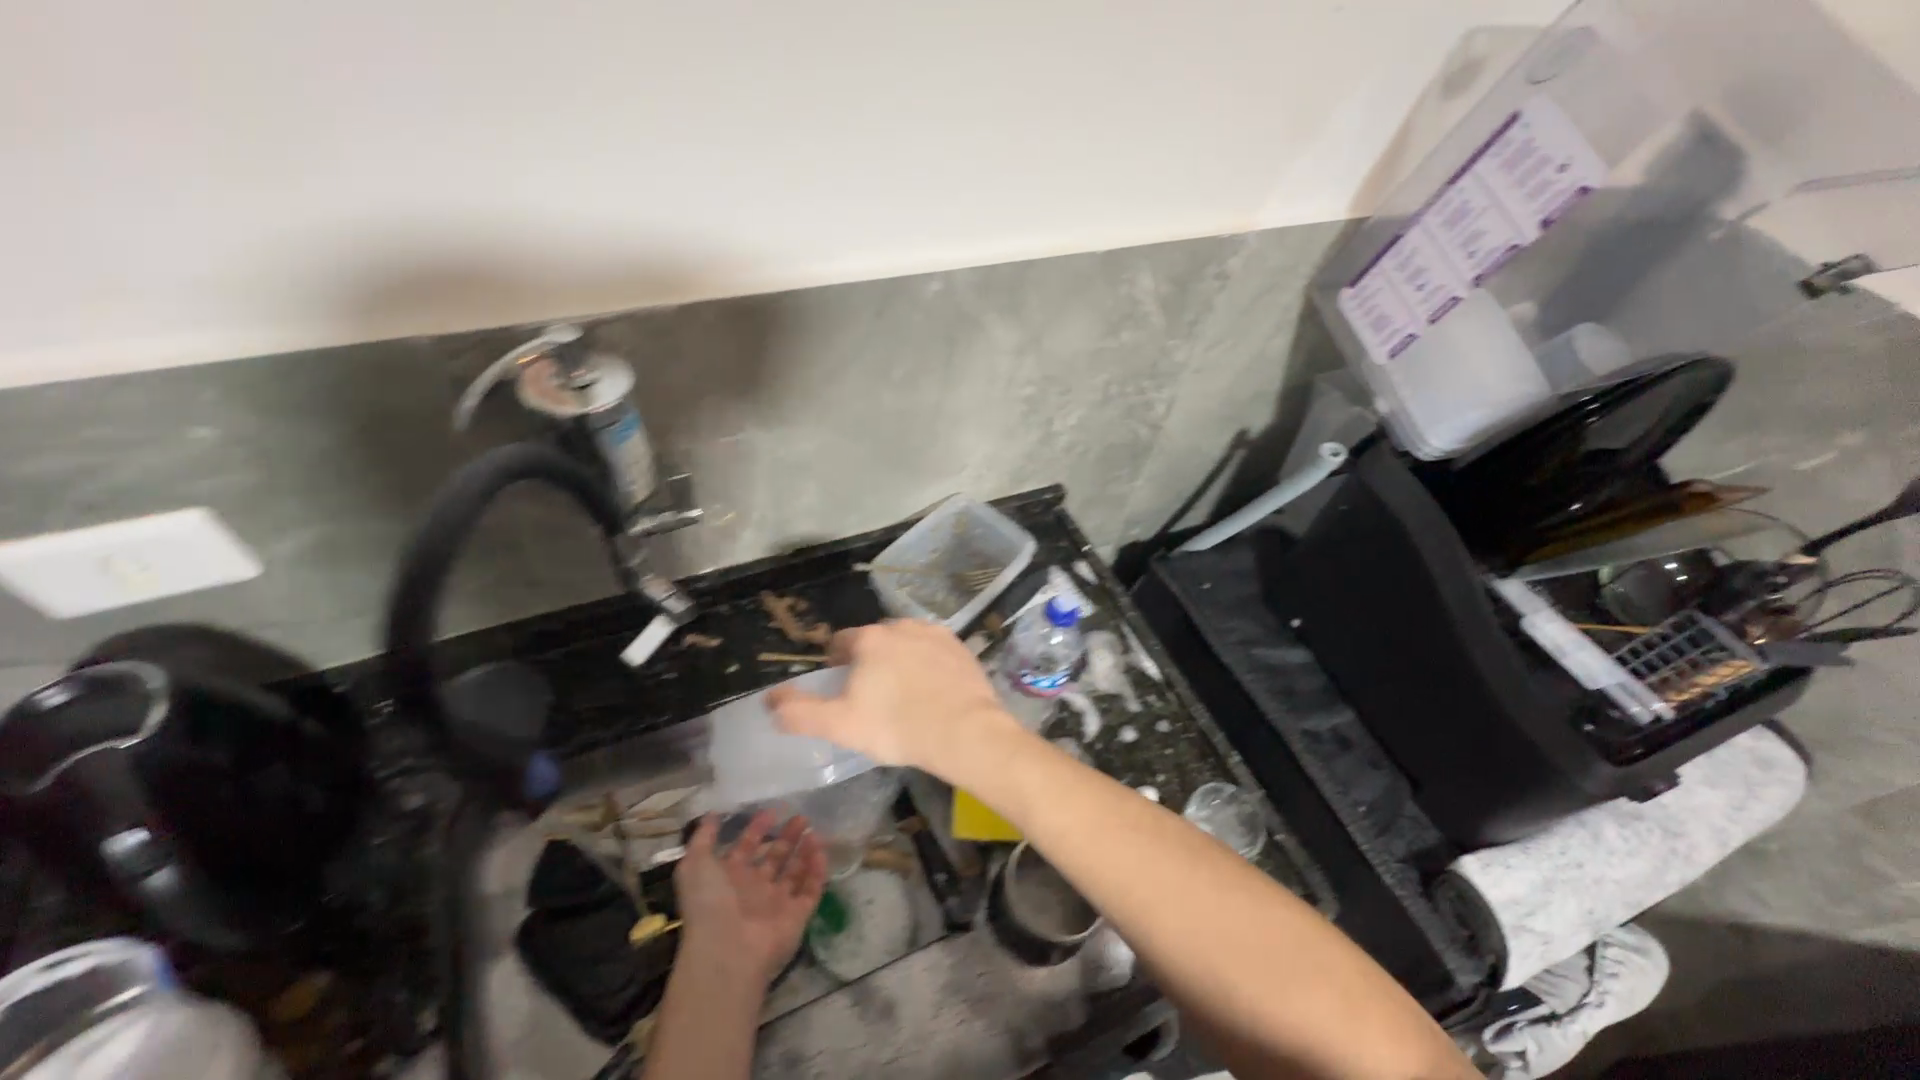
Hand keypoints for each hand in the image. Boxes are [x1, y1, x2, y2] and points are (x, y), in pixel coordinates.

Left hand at [673, 812, 827, 989]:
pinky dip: (817, 871)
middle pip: (774, 858)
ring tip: (815, 831)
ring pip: (795, 873)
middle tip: (802, 818)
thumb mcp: (695, 863)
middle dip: (787, 837)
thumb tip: (712, 813)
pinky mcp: (797, 915)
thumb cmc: (710, 903)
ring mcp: (776, 904)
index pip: (746, 848)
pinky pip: (811, 889)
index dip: (757, 830)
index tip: (772, 811)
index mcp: (729, 878)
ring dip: (804, 851)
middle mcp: (754, 890)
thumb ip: (703, 837)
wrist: (728, 950)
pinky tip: (820, 850)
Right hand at [766, 618, 1023, 774]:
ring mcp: (935, 634)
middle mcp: (901, 626)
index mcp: (869, 639)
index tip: (846, 693)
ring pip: (907, 644)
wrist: (964, 732)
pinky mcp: (962, 647)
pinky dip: (930, 666)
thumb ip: (799, 712)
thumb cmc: (896, 727)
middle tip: (876, 700)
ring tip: (906, 697)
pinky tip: (933, 692)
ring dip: (901, 661)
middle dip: (871, 663)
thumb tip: (769, 701)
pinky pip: (935, 652)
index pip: (841, 643)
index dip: (838, 666)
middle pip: (875, 641)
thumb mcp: (840, 725)